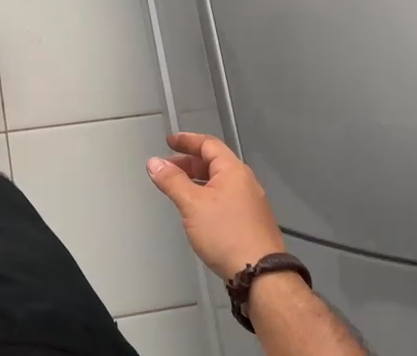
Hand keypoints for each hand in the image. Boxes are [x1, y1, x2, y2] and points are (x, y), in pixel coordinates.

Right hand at [147, 132, 285, 279]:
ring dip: (198, 180)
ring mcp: (252, 203)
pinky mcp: (253, 222)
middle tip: (168, 169)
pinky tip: (199, 211)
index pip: (208, 144)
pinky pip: (226, 198)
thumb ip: (171, 181)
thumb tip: (154, 162)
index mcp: (233, 171)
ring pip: (220, 182)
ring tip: (179, 190)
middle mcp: (246, 182)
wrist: (261, 276)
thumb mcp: (191, 204)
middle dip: (189, 162)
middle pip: (214, 162)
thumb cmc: (226, 234)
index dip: (186, 140)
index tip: (169, 141)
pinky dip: (208, 195)